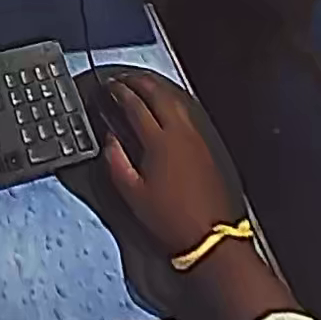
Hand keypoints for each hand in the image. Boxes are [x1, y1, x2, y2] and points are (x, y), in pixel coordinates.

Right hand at [102, 73, 296, 319]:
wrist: (212, 240)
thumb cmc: (169, 218)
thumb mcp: (132, 192)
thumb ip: (115, 160)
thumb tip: (109, 138)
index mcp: (158, 142)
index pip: (135, 105)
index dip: (119, 92)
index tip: (109, 87)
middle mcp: (179, 133)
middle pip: (158, 95)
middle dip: (138, 82)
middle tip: (123, 78)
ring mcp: (196, 138)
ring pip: (175, 100)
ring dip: (156, 87)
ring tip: (142, 84)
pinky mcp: (207, 146)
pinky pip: (186, 112)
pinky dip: (171, 100)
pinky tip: (165, 104)